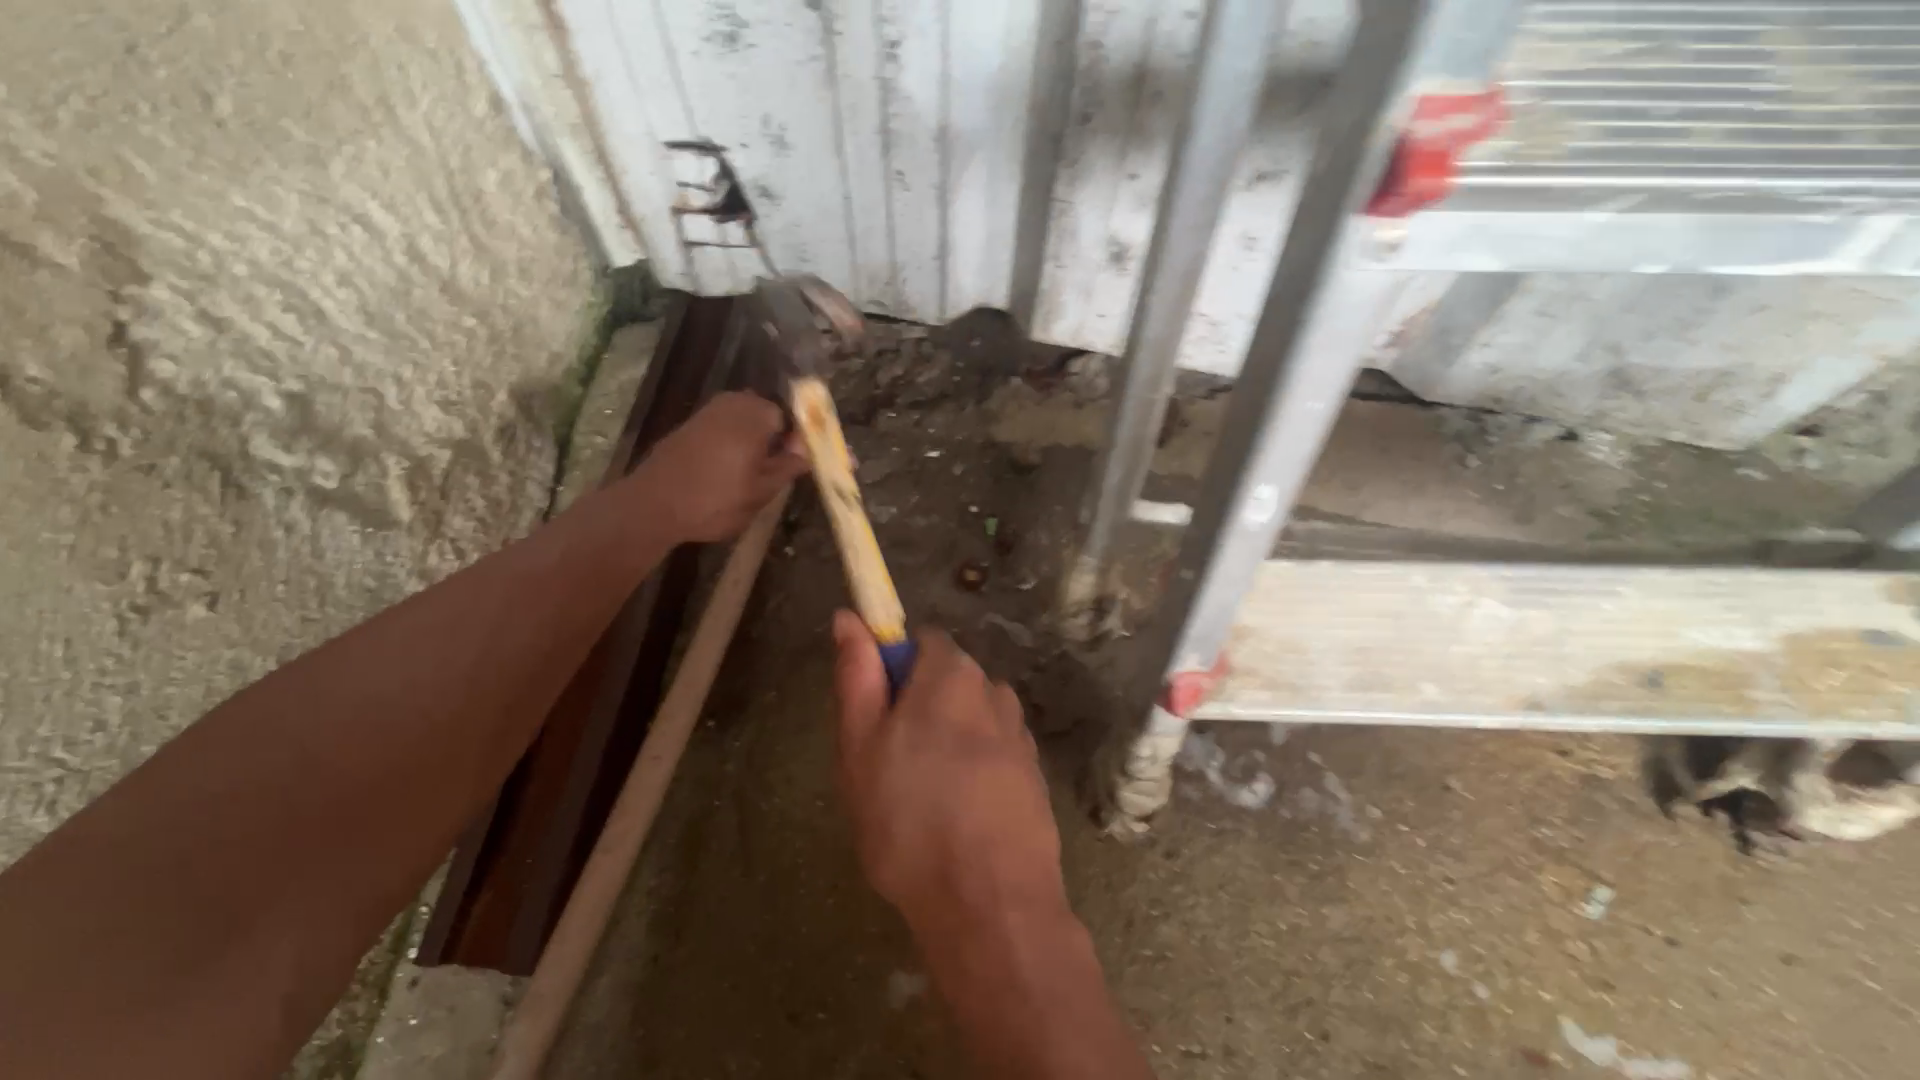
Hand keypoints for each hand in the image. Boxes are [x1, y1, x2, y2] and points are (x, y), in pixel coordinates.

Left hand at [631, 392, 807, 542]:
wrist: (653, 505)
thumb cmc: (715, 501)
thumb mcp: (761, 492)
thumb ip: (787, 467)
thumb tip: (805, 451)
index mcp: (755, 416)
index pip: (789, 417)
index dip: (794, 441)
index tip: (791, 467)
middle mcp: (732, 404)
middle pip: (764, 414)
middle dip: (772, 438)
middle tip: (770, 472)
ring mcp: (707, 412)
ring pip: (742, 420)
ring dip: (749, 441)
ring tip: (748, 474)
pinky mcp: (689, 425)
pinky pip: (722, 427)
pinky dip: (729, 442)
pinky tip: (724, 469)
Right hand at [831, 613, 1066, 935]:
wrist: (991, 903)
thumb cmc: (909, 820)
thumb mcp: (860, 747)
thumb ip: (857, 676)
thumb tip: (849, 617)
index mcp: (951, 675)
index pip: (919, 643)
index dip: (892, 673)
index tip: (874, 719)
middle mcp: (994, 693)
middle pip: (947, 683)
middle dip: (918, 711)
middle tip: (888, 769)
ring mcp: (1021, 737)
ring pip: (971, 723)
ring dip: (948, 744)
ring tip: (923, 803)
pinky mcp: (1036, 778)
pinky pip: (993, 758)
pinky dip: (974, 775)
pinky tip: (959, 821)